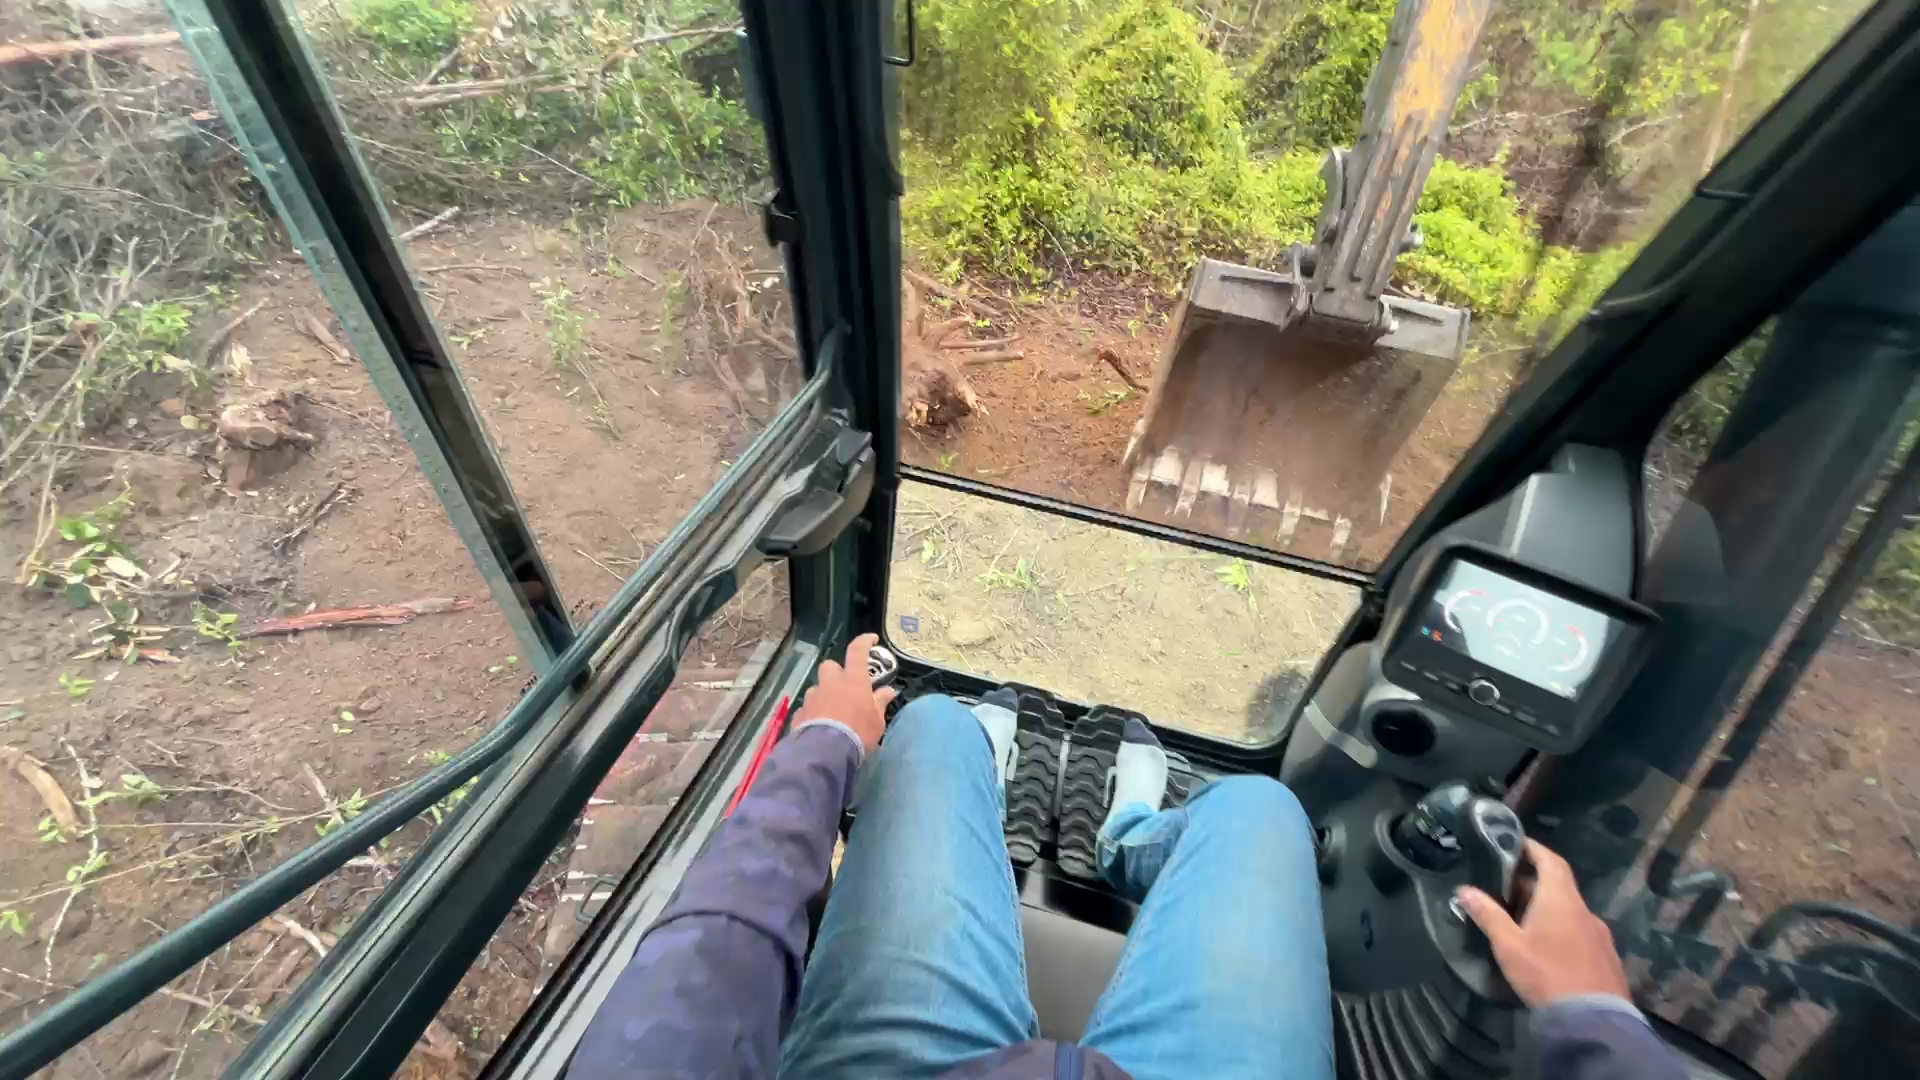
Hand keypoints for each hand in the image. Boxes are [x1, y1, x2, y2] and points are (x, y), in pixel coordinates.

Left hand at [793, 632, 896, 754]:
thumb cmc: (858, 732)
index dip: (864, 642)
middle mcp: (830, 683)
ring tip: (832, 712)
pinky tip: (819, 726)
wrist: (826, 752)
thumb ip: (880, 702)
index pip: (857, 651)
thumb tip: (888, 691)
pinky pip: (808, 707)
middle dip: (836, 672)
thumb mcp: (877, 720)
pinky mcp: (800, 713)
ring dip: (824, 695)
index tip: (871, 640)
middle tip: (845, 686)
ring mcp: (813, 697)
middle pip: (830, 665)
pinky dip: (814, 713)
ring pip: (817, 688)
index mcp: (852, 680)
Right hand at [1455, 838, 1629, 1008]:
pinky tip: (1544, 946)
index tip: (1511, 842)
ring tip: (1518, 919)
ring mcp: (1600, 938)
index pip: (1551, 861)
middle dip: (1529, 884)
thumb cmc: (1547, 973)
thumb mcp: (1508, 944)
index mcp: (1562, 901)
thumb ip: (1487, 914)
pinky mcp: (1606, 960)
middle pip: (1557, 886)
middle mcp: (1585, 913)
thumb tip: (1464, 890)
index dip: (1532, 848)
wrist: (1596, 1025)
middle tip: (1501, 888)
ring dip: (1544, 908)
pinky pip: (1579, 932)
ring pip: (1568, 911)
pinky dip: (1560, 928)